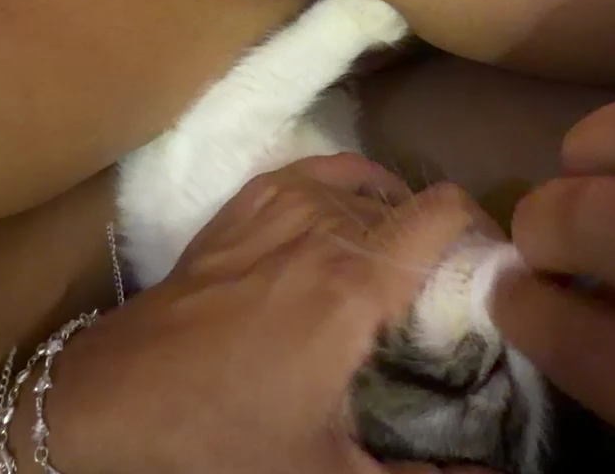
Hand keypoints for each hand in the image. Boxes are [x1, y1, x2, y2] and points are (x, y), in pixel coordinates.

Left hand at [42, 154, 491, 473]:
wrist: (124, 393)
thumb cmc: (225, 433)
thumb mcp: (329, 472)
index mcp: (355, 280)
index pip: (444, 211)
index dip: (481, 230)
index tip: (490, 270)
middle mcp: (324, 222)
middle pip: (408, 204)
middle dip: (434, 242)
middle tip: (435, 295)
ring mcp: (279, 200)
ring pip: (365, 185)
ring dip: (390, 219)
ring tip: (390, 266)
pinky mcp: (246, 198)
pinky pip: (318, 170)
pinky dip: (346, 189)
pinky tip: (342, 221)